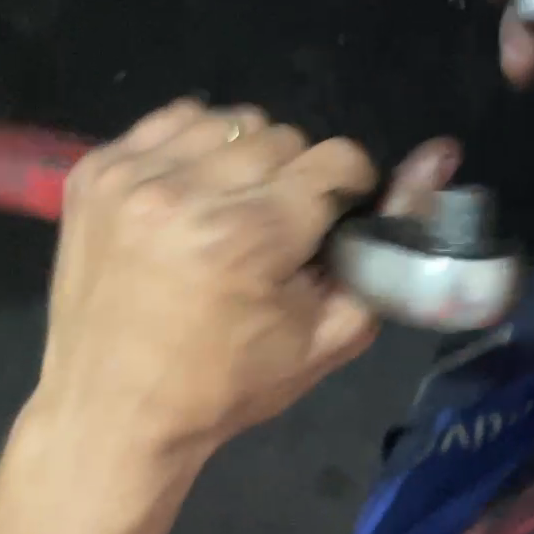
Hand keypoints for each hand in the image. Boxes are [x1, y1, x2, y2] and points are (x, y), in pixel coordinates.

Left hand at [32, 101, 460, 456]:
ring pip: (237, 121)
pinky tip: (196, 190)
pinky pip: (178, 119)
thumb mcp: (336, 331)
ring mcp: (133, 177)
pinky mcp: (94, 171)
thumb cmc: (233, 382)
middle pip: (289, 136)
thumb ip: (391, 246)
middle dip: (301, 177)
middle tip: (283, 228)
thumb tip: (438, 160)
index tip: (337, 223)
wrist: (110, 414)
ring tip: (238, 207)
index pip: (339, 159)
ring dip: (253, 158)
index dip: (353, 189)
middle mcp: (187, 193)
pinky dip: (201, 145)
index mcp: (250, 235)